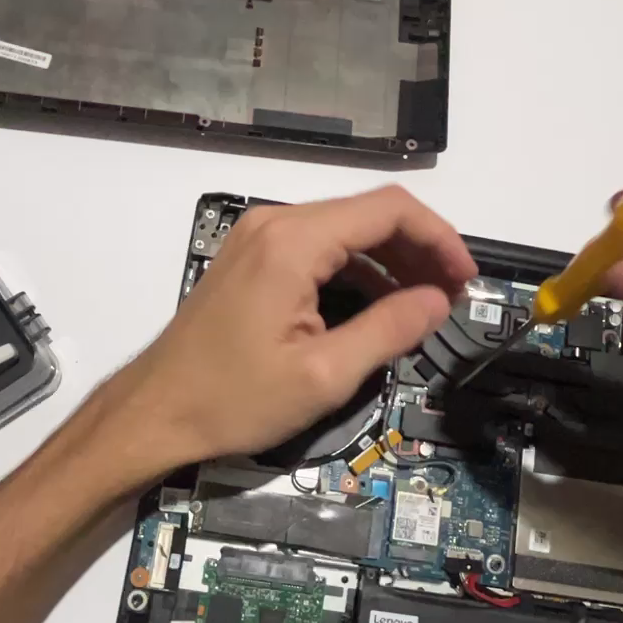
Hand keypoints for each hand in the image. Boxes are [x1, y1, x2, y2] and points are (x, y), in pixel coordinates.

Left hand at [101, 186, 476, 473]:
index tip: (467, 280)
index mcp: (293, 241)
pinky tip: (376, 307)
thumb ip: (388, 330)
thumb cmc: (233, 400)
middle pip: (368, 216)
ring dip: (389, 264)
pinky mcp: (250, 260)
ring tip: (423, 306)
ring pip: (344, 233)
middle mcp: (275, 224)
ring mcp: (258, 239)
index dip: (439, 239)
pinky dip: (355, 272)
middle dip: (418, 252)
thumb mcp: (323, 375)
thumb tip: (438, 301)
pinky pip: (317, 251)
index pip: (389, 210)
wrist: (155, 412)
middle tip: (452, 298)